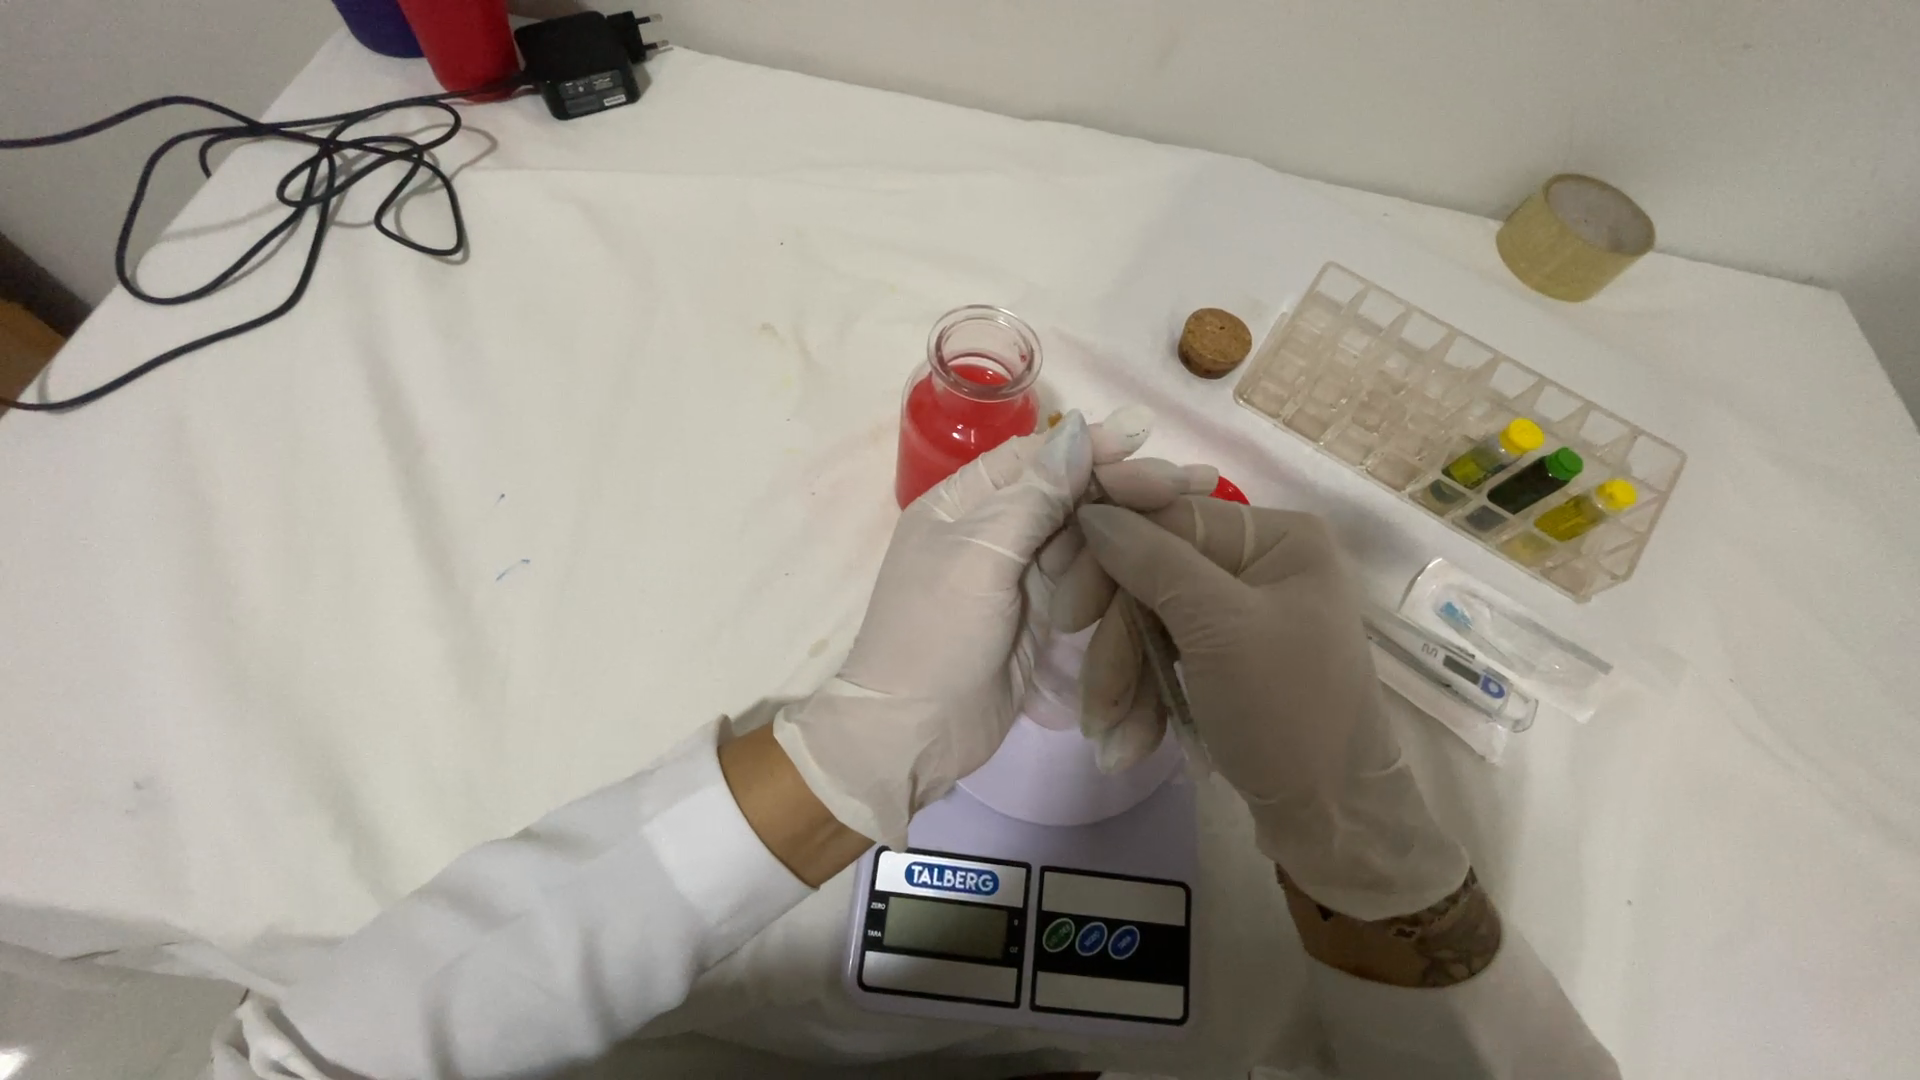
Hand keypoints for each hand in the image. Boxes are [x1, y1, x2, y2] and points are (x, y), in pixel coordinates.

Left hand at [772, 409, 1215, 842]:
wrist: (915, 733)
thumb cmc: (935, 634)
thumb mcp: (980, 555)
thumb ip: (1034, 496)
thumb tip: (1080, 427)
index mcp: (963, 502)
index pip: (1033, 457)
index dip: (1088, 445)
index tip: (1146, 436)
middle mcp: (993, 529)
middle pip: (1065, 493)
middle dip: (1124, 484)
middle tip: (1194, 480)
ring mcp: (1020, 573)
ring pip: (1082, 535)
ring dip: (1132, 522)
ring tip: (1194, 508)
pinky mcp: (1045, 612)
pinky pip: (1087, 576)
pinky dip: (1122, 564)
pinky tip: (1164, 550)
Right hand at [1063, 498, 1468, 919]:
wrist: (1332, 821)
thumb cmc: (1287, 713)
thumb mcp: (1218, 629)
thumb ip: (1151, 561)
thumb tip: (1092, 511)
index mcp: (1276, 537)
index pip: (1167, 518)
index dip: (1108, 559)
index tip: (1068, 611)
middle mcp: (1257, 561)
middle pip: (1151, 573)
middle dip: (1116, 639)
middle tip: (1089, 691)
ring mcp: (1237, 609)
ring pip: (1148, 619)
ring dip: (1121, 679)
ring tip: (1108, 737)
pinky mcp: (1220, 653)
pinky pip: (1161, 652)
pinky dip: (1141, 695)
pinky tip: (1130, 740)